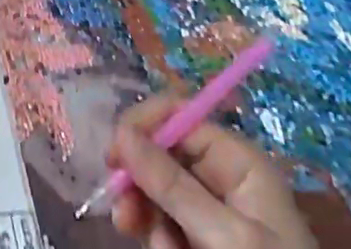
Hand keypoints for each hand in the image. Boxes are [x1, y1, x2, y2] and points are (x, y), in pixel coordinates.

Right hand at [106, 94, 315, 248]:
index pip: (177, 115)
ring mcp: (212, 209)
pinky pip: (164, 223)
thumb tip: (121, 133)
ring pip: (156, 191)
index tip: (113, 158)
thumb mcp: (225, 238)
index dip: (140, 127)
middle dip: (138, 183)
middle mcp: (222, 175)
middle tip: (124, 218)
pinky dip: (160, 239)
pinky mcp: (203, 239)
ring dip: (147, 218)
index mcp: (237, 161)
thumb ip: (172, 186)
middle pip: (160, 153)